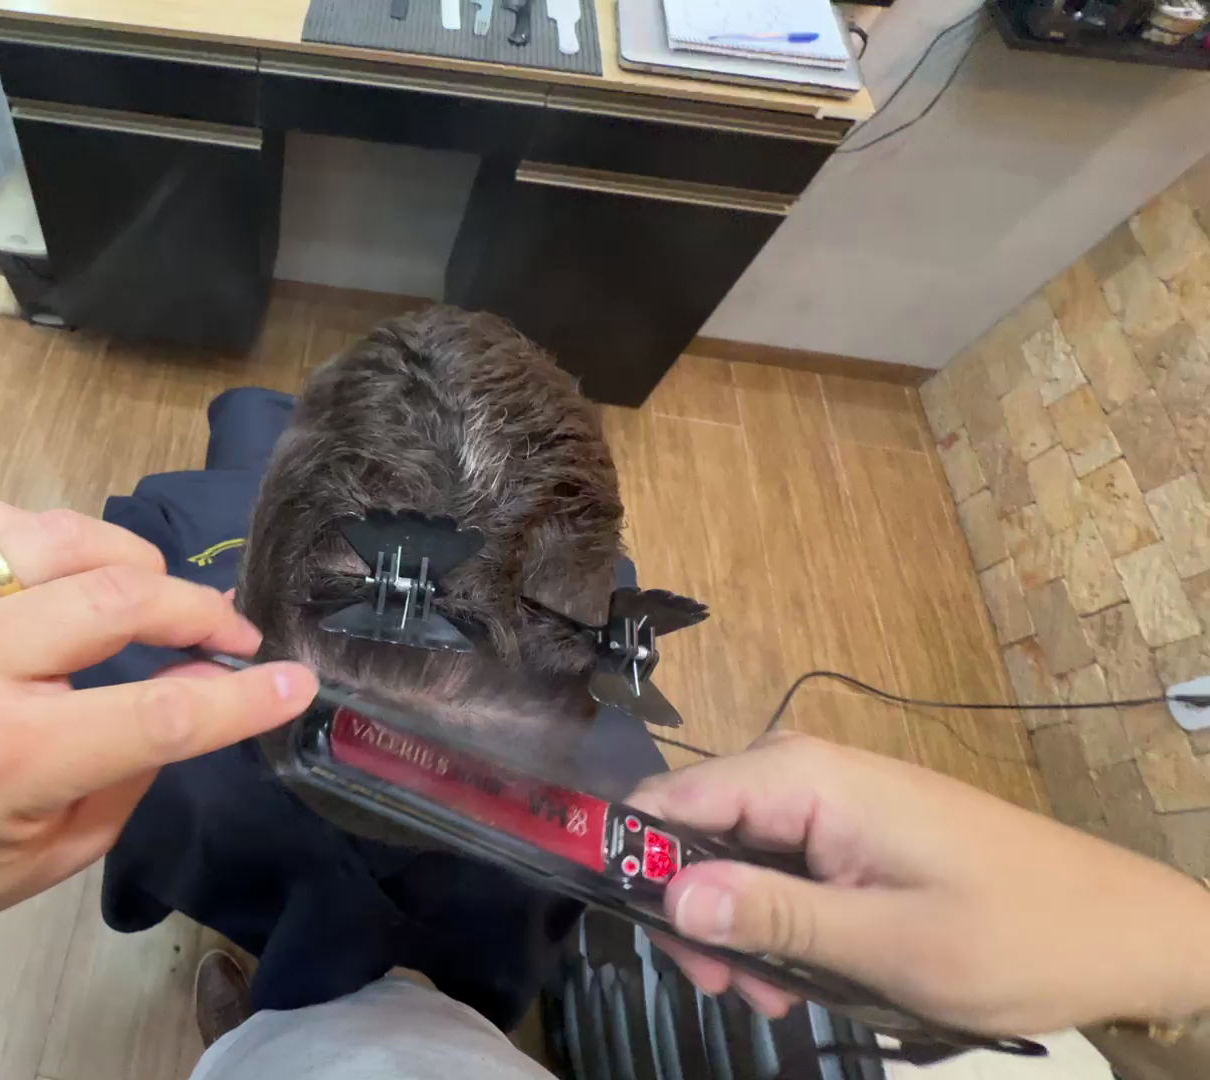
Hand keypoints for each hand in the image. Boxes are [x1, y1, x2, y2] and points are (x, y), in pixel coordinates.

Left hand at [0, 503, 317, 959]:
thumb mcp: (72, 841)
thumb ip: (146, 754)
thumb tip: (203, 674)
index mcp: (0, 757)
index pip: (156, 712)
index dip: (238, 695)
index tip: (293, 679)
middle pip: (117, 600)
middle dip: (198, 611)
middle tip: (231, 634)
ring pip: (66, 537)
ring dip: (135, 562)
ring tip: (154, 598)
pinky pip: (10, 521)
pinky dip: (63, 539)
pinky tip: (72, 578)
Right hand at [628, 733, 1209, 1034]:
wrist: (1138, 929)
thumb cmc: (1026, 935)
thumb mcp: (898, 945)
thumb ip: (776, 916)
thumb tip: (667, 898)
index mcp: (797, 777)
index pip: (667, 798)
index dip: (636, 860)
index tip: (660, 940)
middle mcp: (788, 767)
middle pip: (688, 825)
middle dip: (693, 906)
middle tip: (727, 986)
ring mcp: (809, 790)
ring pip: (721, 845)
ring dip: (731, 919)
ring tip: (773, 991)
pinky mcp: (827, 815)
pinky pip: (761, 853)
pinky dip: (763, 909)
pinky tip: (796, 964)